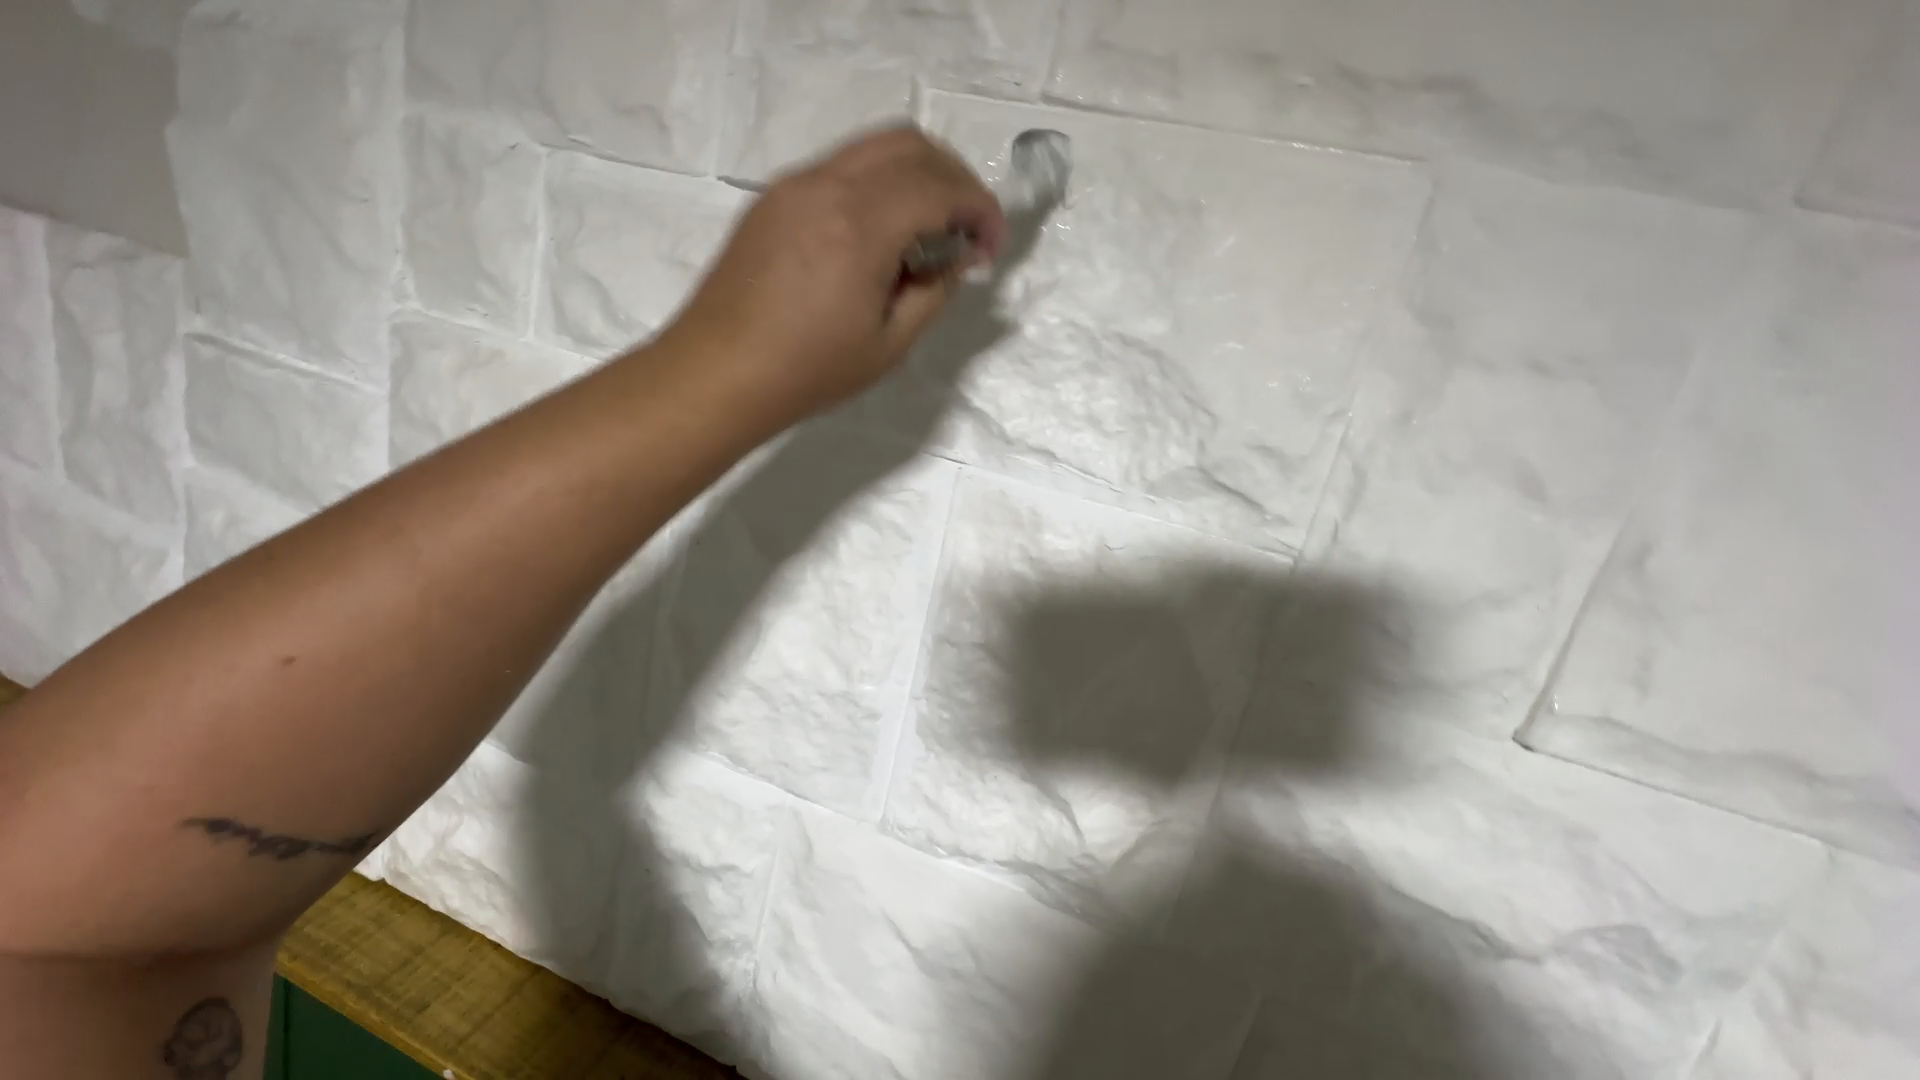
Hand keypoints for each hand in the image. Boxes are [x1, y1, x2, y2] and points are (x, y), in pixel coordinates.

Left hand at [660, 124, 1007, 424]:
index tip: (991, 249)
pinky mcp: (773, 198)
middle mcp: (826, 186)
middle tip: (967, 230)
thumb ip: (933, 293)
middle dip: (954, 178)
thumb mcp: (889, 346)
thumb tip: (955, 260)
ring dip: (915, 177)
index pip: (941, 187)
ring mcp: (794, 186)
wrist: (717, 374)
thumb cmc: (806, 372)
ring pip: (873, 148)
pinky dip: (876, 185)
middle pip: (910, 144)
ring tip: (927, 232)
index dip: (980, 210)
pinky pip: (840, 169)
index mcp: (859, 225)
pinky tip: (879, 236)